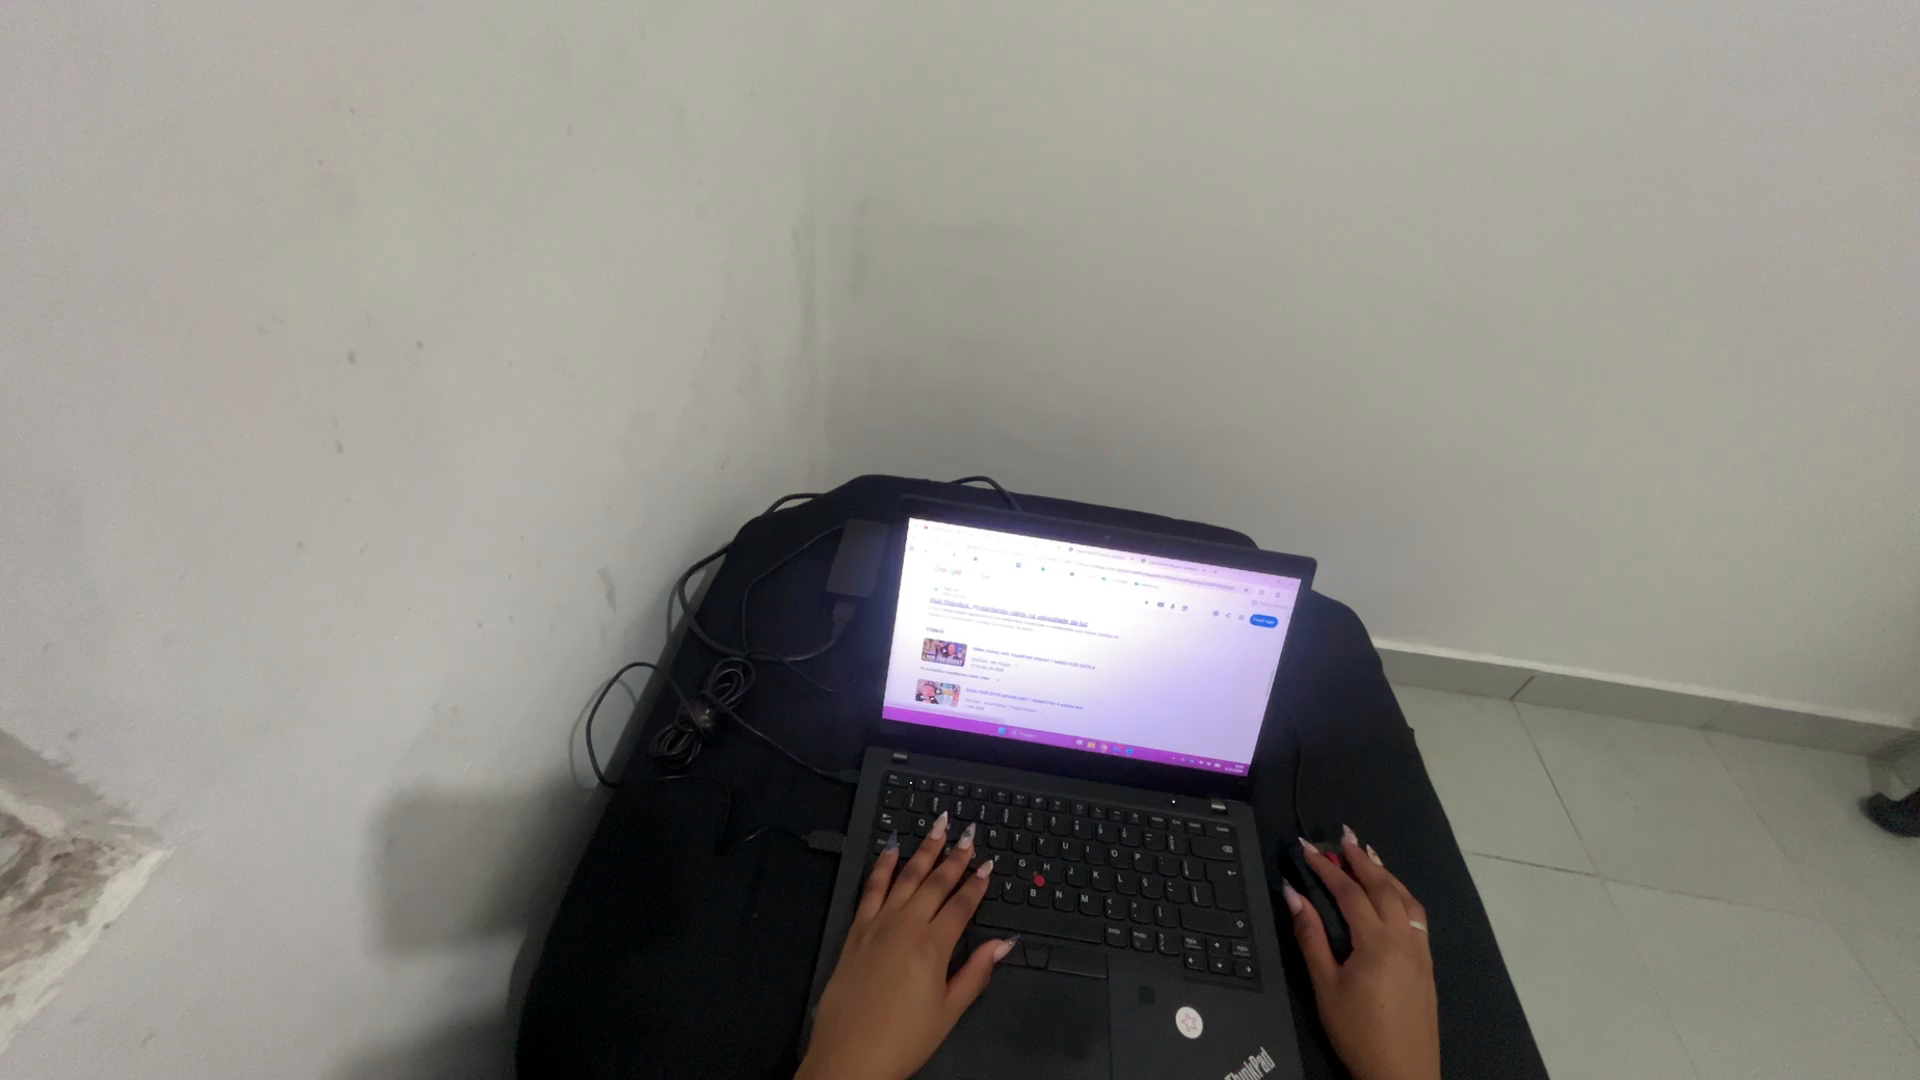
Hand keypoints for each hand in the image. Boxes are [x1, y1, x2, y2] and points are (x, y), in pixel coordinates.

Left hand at [796, 813, 1015, 1079]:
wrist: (848, 1059)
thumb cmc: (903, 1040)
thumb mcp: (948, 1012)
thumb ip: (976, 973)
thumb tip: (1004, 944)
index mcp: (933, 946)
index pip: (961, 905)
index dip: (977, 884)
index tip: (987, 864)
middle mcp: (907, 925)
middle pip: (936, 882)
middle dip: (955, 857)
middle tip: (968, 834)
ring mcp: (879, 923)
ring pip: (907, 875)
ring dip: (924, 849)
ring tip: (938, 827)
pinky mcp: (857, 928)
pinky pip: (872, 887)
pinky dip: (883, 865)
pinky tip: (892, 848)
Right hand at [1283, 827, 1439, 1079]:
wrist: (1404, 1078)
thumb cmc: (1358, 1032)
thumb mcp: (1324, 985)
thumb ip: (1310, 935)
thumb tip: (1293, 893)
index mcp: (1377, 944)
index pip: (1349, 892)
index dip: (1326, 866)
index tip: (1305, 846)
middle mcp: (1404, 942)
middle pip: (1384, 888)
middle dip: (1361, 859)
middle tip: (1342, 836)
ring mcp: (1420, 953)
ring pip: (1406, 900)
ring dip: (1385, 873)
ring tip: (1366, 855)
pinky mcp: (1427, 966)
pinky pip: (1416, 917)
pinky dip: (1400, 894)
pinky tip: (1390, 893)